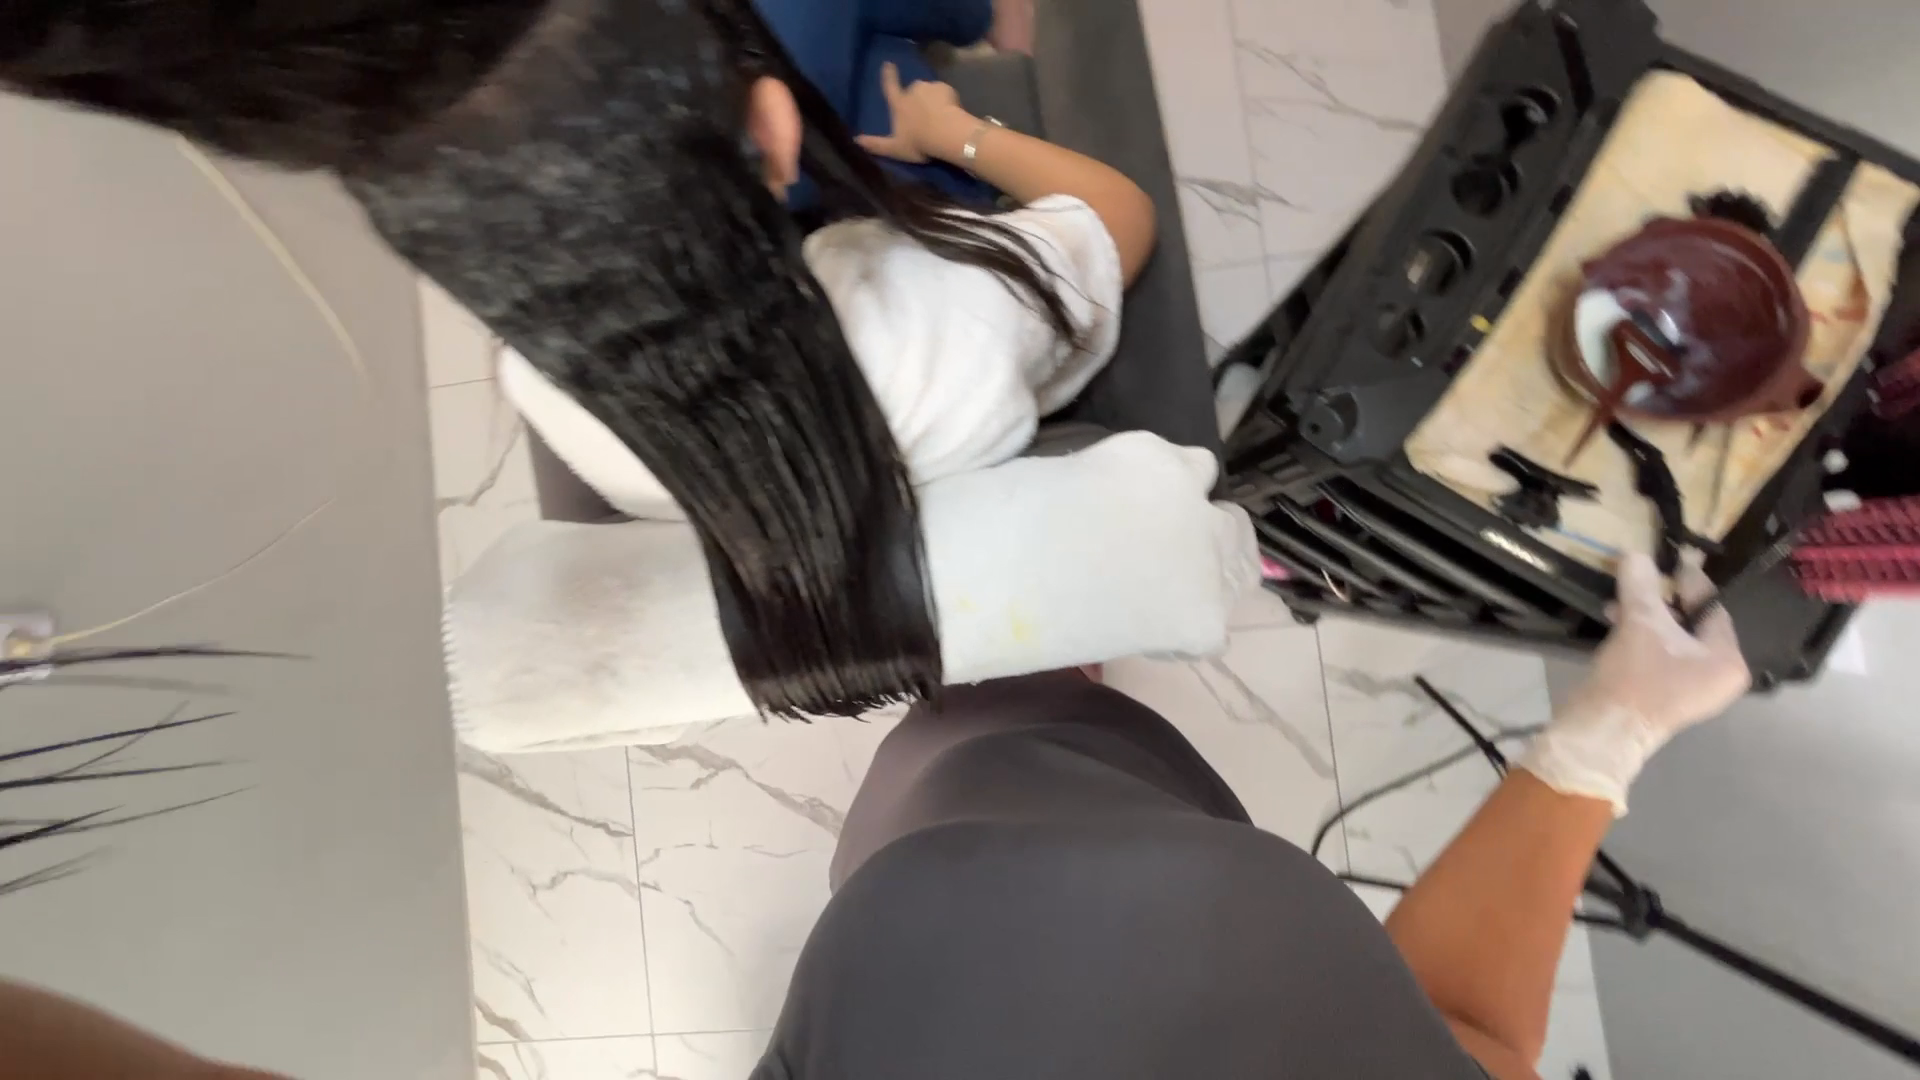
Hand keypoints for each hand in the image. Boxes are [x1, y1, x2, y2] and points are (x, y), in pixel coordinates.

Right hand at [855, 62, 969, 163]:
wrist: (946, 134)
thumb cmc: (918, 143)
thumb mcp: (895, 148)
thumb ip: (876, 144)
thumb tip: (855, 140)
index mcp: (898, 103)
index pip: (890, 86)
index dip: (888, 76)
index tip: (888, 64)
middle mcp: (912, 89)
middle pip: (912, 90)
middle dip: (917, 99)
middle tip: (924, 115)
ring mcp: (930, 87)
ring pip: (930, 91)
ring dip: (932, 100)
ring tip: (938, 118)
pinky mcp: (946, 88)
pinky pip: (945, 93)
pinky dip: (946, 101)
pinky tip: (949, 114)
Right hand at [1518, 553, 1750, 814]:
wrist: (1604, 727)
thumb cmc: (1635, 678)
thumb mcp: (1638, 627)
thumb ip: (1641, 590)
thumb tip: (1635, 555)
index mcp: (1728, 662)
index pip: (1713, 611)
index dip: (1689, 584)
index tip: (1670, 563)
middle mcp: (1719, 677)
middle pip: (1691, 628)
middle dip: (1660, 604)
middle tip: (1634, 584)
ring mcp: (1692, 690)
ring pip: (1672, 643)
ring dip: (1644, 621)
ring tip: (1615, 607)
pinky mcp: (1664, 697)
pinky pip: (1659, 658)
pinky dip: (1639, 641)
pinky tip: (1615, 631)